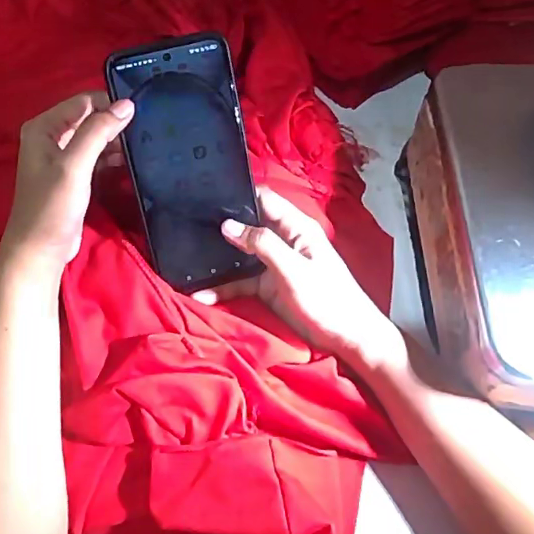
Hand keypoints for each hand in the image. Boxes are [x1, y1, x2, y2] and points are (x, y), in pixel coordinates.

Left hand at [2, 92, 133, 271]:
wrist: (40, 250)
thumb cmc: (52, 206)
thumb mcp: (75, 165)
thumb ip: (98, 131)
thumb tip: (127, 105)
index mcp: (43, 127)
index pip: (83, 102)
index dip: (110, 105)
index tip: (140, 114)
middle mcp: (49, 137)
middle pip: (89, 118)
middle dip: (115, 123)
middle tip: (145, 131)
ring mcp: (61, 157)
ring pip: (95, 137)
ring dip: (116, 141)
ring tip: (142, 146)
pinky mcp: (73, 175)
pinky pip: (96, 156)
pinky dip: (112, 156)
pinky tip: (130, 161)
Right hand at [197, 187, 407, 381]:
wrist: (348, 339)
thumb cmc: (328, 300)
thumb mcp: (293, 270)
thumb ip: (262, 245)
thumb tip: (228, 225)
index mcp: (296, 228)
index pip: (264, 200)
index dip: (238, 195)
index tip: (208, 197)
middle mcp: (283, 241)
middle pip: (247, 226)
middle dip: (221, 228)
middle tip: (188, 227)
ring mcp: (274, 264)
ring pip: (239, 256)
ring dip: (217, 260)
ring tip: (186, 261)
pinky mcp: (268, 287)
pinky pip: (240, 282)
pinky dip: (222, 288)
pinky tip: (201, 295)